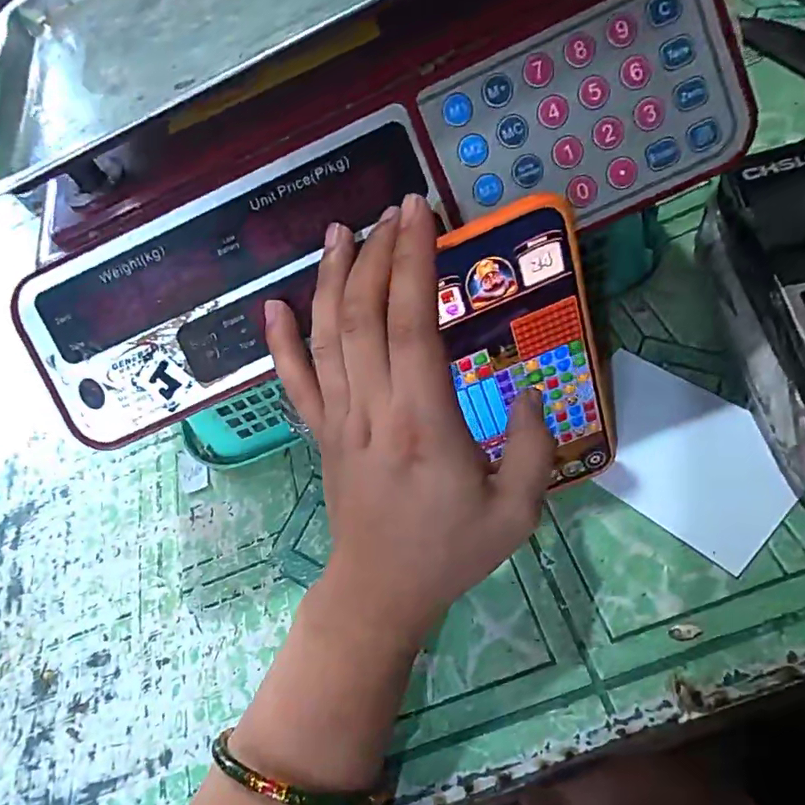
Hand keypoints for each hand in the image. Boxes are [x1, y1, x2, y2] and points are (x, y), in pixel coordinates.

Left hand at [264, 195, 555, 648]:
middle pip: (363, 316)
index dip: (413, 261)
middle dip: (378, 254)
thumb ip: (532, 447)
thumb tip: (528, 390)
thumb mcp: (516, 511)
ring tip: (341, 232)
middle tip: (394, 212)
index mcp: (424, 421)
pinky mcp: (320, 435)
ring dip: (330, 279)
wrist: (380, 593)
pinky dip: (280, 342)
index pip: (413, 323)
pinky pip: (294, 382)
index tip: (420, 214)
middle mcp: (373, 409)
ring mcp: (338, 420)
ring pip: (325, 337)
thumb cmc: (449, 553)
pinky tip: (272, 305)